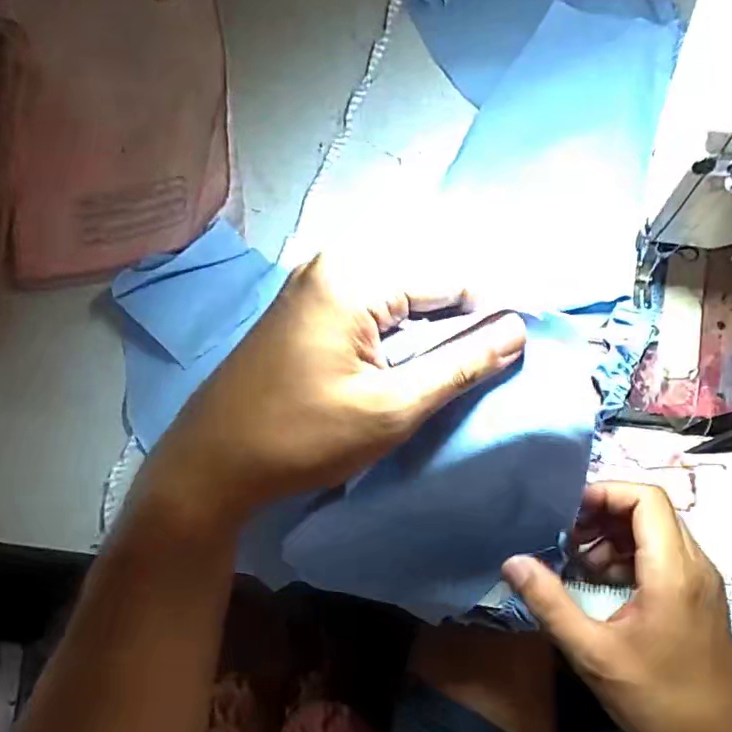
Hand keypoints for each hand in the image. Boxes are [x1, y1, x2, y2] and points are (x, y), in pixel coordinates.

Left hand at [136, 255, 526, 534]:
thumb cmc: (305, 438)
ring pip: (401, 300)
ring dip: (429, 335)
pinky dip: (399, 338)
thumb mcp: (395, 407)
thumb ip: (461, 366)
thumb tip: (517, 331)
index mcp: (353, 279)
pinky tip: (404, 371)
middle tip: (472, 374)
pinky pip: (373, 311)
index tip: (508, 357)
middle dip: (457, 325)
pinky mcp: (307, 311)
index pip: (449, 279)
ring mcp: (314, 286)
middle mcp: (332, 266)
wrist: (213, 465)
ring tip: (441, 377)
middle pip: (425, 284)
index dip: (487, 317)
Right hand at [503, 483, 731, 731]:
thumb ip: (551, 603)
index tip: (565, 514)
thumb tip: (513, 562)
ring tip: (578, 565)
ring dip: (617, 540)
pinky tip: (604, 586)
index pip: (646, 498)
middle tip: (564, 540)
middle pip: (652, 512)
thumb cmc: (657, 700)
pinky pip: (667, 559)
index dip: (604, 493)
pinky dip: (634, 560)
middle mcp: (696, 564)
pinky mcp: (701, 598)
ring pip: (659, 535)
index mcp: (674, 569)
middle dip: (605, 516)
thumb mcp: (594, 653)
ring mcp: (703, 581)